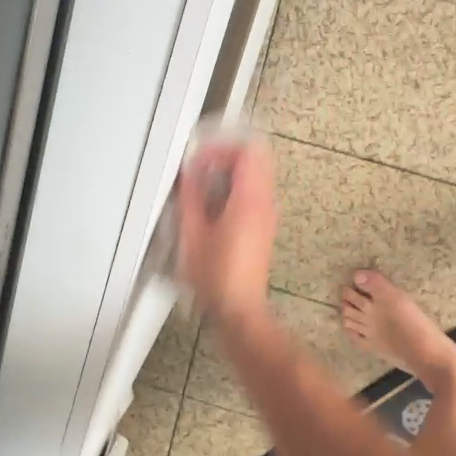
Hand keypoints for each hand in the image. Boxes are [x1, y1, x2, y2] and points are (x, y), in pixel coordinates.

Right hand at [174, 137, 276, 322]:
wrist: (238, 309)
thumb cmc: (217, 278)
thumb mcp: (192, 234)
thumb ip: (190, 197)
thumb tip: (188, 175)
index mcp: (249, 200)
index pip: (248, 150)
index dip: (220, 147)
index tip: (199, 159)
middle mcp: (264, 203)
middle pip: (254, 157)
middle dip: (225, 155)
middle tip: (201, 166)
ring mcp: (267, 214)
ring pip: (255, 174)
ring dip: (228, 172)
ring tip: (202, 186)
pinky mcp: (263, 225)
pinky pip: (253, 192)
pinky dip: (234, 188)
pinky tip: (211, 206)